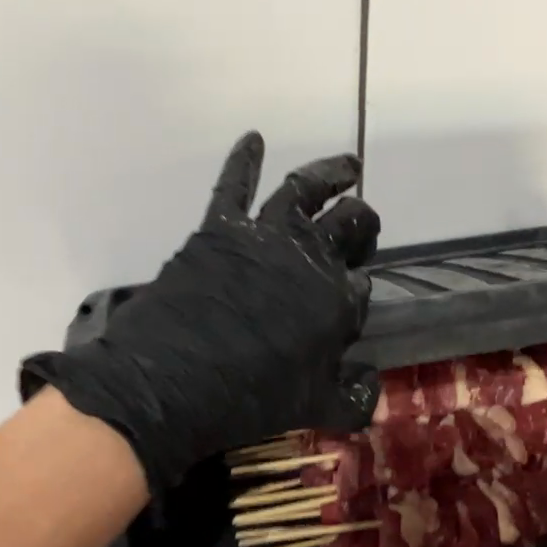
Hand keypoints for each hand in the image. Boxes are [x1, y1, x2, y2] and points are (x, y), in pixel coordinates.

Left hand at [20, 132, 380, 489]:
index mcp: (338, 300)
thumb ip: (353, 396)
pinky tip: (253, 139)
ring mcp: (264, 236)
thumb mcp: (317, 408)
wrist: (176, 381)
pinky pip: (234, 186)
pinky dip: (244, 161)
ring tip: (348, 167)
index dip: (358, 288)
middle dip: (362, 222)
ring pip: (305, 189)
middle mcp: (309, 257)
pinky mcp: (220, 229)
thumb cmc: (252, 397)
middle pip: (348, 225)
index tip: (353, 297)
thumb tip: (370, 381)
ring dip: (330, 174)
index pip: (361, 283)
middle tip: (364, 224)